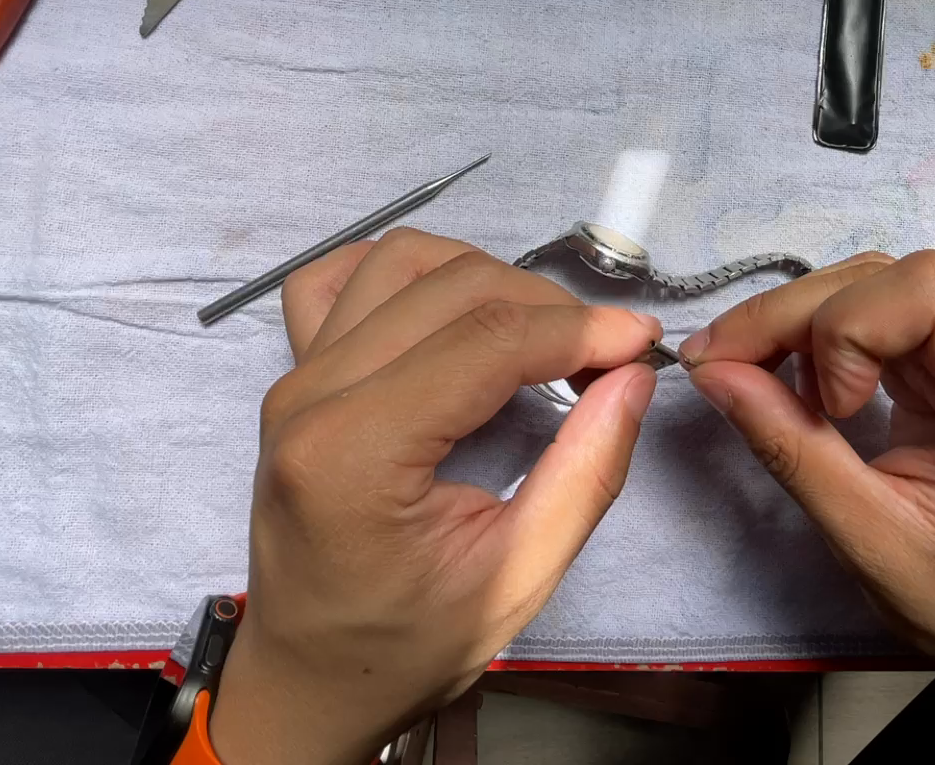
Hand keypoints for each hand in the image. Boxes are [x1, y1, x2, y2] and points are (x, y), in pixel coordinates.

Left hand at [208, 229, 661, 764]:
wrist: (307, 674)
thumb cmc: (406, 642)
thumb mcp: (518, 579)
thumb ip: (585, 472)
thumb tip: (632, 374)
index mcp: (357, 452)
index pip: (488, 342)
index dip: (579, 329)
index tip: (641, 341)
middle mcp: (313, 392)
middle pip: (454, 287)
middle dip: (548, 305)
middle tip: (603, 350)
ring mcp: (295, 372)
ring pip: (403, 260)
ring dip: (485, 275)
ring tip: (535, 329)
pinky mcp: (293, 369)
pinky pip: (336, 277)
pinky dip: (401, 270)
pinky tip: (443, 302)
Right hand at [681, 250, 934, 763]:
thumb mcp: (870, 542)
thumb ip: (789, 447)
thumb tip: (709, 369)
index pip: (932, 293)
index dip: (848, 327)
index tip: (824, 407)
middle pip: (894, 278)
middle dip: (796, 314)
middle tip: (720, 362)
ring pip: (880, 283)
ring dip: (801, 320)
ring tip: (756, 374)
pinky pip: (885, 313)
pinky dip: (824, 336)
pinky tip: (801, 380)